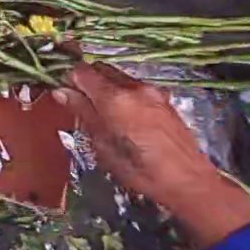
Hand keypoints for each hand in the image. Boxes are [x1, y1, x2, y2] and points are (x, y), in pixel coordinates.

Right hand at [54, 62, 249, 247]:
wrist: (188, 180)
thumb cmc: (139, 170)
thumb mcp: (103, 145)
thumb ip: (83, 113)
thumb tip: (61, 92)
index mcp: (114, 97)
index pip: (83, 72)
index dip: (70, 80)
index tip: (64, 94)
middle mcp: (133, 86)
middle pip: (101, 69)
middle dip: (87, 81)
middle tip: (80, 103)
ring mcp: (151, 90)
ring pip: (119, 77)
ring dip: (106, 87)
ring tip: (103, 114)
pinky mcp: (163, 98)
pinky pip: (135, 87)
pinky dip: (123, 94)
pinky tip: (125, 118)